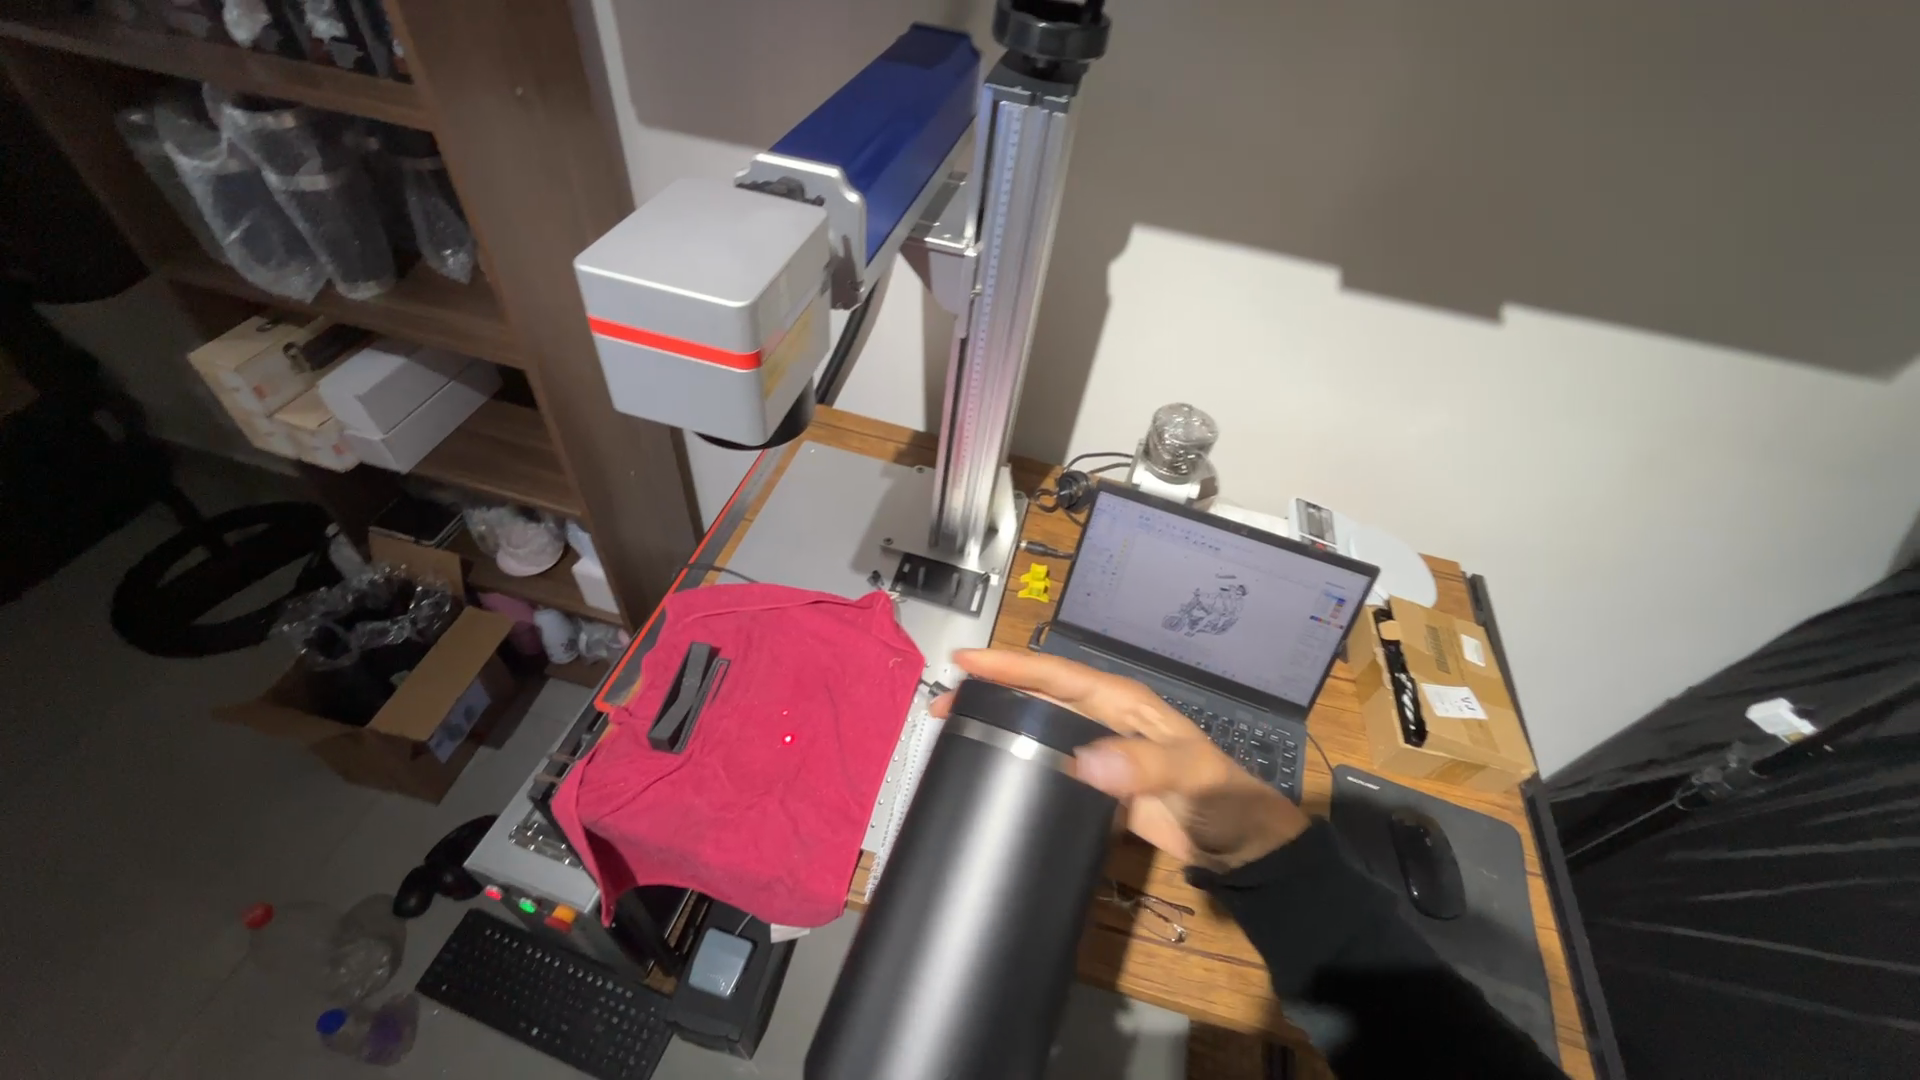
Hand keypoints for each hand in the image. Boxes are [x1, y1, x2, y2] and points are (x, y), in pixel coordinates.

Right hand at [931, 648, 1310, 871]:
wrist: (1240, 843)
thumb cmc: (1222, 796)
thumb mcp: (1189, 774)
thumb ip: (1142, 765)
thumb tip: (1080, 762)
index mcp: (1122, 702)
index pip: (1058, 675)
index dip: (1013, 666)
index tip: (967, 662)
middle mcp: (1103, 718)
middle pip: (1038, 696)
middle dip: (992, 691)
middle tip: (944, 702)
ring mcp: (1097, 751)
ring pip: (1038, 727)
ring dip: (999, 723)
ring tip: (955, 729)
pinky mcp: (1094, 783)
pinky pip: (1048, 763)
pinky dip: (1019, 760)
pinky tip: (995, 768)